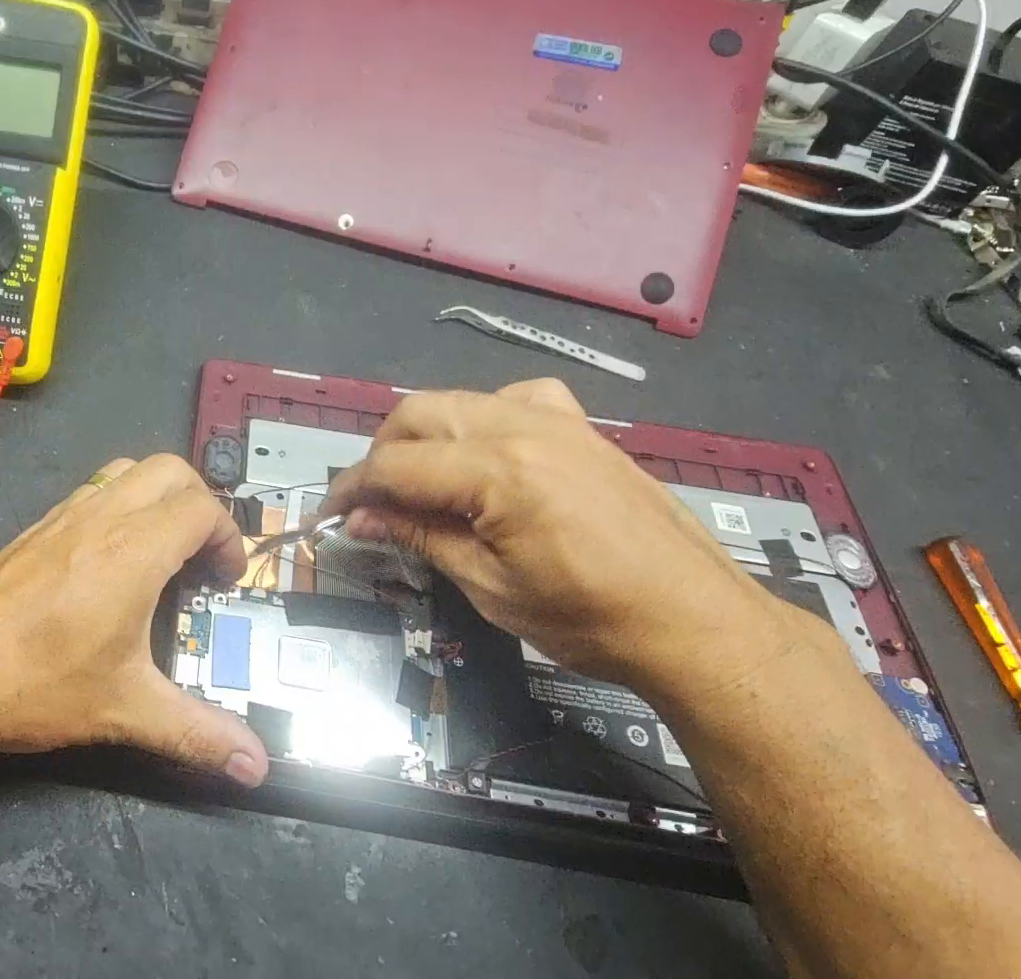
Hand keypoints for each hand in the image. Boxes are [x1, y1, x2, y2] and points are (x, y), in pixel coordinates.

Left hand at [0, 454, 268, 785]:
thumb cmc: (37, 684)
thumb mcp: (126, 710)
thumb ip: (198, 732)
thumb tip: (255, 767)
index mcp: (132, 551)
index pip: (201, 509)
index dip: (228, 538)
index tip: (226, 580)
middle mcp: (98, 519)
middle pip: (168, 470)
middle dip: (200, 503)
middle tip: (202, 556)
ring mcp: (60, 518)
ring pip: (124, 472)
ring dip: (156, 497)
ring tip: (161, 552)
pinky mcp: (33, 530)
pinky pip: (89, 492)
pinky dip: (117, 506)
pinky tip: (108, 563)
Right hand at [320, 380, 793, 692]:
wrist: (693, 621)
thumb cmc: (588, 618)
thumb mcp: (487, 585)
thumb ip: (420, 536)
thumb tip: (360, 517)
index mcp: (497, 471)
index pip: (395, 465)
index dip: (350, 489)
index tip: (327, 515)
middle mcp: (522, 428)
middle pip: (418, 415)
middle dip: (380, 455)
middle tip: (373, 504)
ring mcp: (557, 421)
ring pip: (459, 400)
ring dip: (422, 434)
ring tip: (418, 481)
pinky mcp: (582, 429)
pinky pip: (516, 398)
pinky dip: (481, 416)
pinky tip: (485, 450)